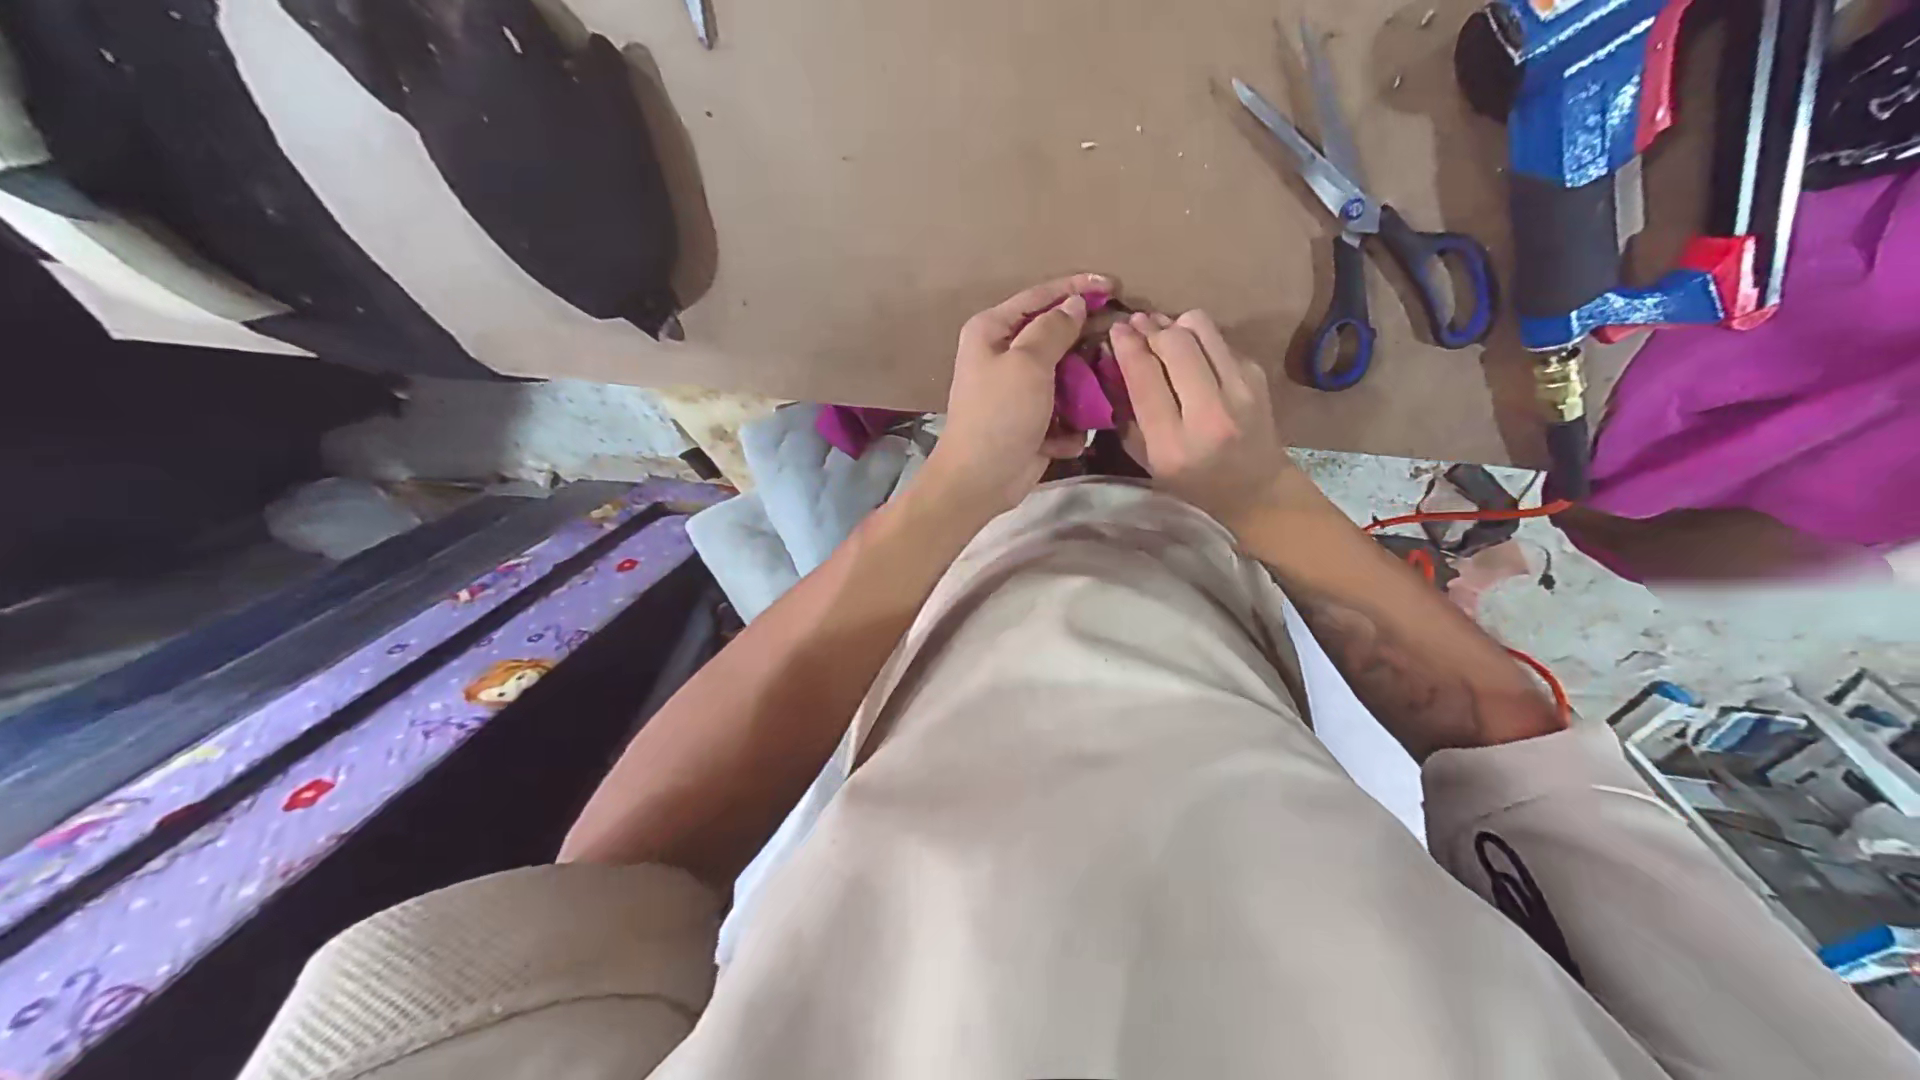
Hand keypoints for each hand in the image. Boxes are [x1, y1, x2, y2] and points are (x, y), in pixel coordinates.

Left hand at [921, 273, 1111, 514]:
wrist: (979, 479)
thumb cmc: (999, 414)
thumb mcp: (1027, 363)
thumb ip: (1054, 329)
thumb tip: (1075, 304)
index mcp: (992, 331)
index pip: (1039, 297)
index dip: (1076, 288)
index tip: (1114, 285)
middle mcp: (1004, 355)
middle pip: (1055, 336)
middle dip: (1086, 343)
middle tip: (1117, 343)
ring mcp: (1019, 391)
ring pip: (1065, 375)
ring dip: (1083, 389)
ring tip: (1100, 396)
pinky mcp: (1032, 420)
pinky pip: (1062, 411)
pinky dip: (1068, 424)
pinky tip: (1065, 439)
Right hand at [1109, 310, 1293, 532]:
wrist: (1255, 489)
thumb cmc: (1192, 482)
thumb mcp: (1148, 460)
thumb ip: (1127, 415)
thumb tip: (1113, 363)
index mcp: (1172, 444)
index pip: (1145, 378)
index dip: (1127, 346)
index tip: (1115, 329)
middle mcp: (1209, 414)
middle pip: (1175, 344)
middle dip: (1150, 328)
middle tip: (1136, 324)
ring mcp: (1240, 390)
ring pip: (1201, 329)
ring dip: (1176, 324)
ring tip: (1162, 330)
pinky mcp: (1257, 375)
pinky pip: (1219, 339)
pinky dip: (1198, 338)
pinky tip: (1190, 351)